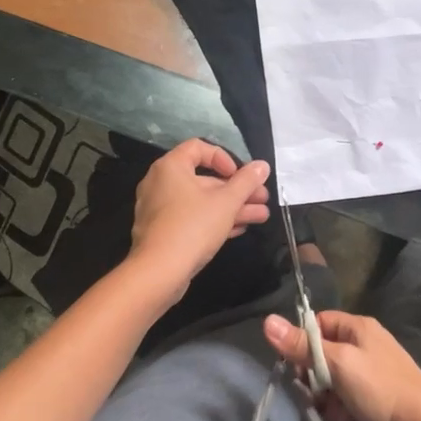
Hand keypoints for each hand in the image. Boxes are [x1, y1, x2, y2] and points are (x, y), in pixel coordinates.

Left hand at [126, 139, 270, 296]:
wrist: (159, 273)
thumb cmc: (193, 226)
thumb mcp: (226, 202)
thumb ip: (246, 181)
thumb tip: (262, 165)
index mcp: (171, 167)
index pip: (198, 148)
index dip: (223, 157)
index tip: (240, 175)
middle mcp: (161, 184)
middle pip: (204, 179)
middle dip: (237, 190)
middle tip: (262, 198)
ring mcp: (160, 210)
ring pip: (201, 202)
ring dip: (232, 207)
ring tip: (261, 216)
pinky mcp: (163, 233)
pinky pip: (191, 219)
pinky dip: (214, 221)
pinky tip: (239, 229)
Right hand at [264, 310, 420, 420]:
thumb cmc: (378, 387)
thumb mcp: (337, 364)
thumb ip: (302, 346)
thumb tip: (267, 321)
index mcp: (357, 327)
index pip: (317, 325)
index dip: (303, 346)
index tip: (297, 370)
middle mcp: (364, 343)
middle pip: (323, 357)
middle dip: (317, 382)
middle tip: (321, 398)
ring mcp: (372, 369)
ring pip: (333, 382)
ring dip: (331, 401)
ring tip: (343, 414)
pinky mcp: (377, 393)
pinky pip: (348, 398)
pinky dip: (346, 411)